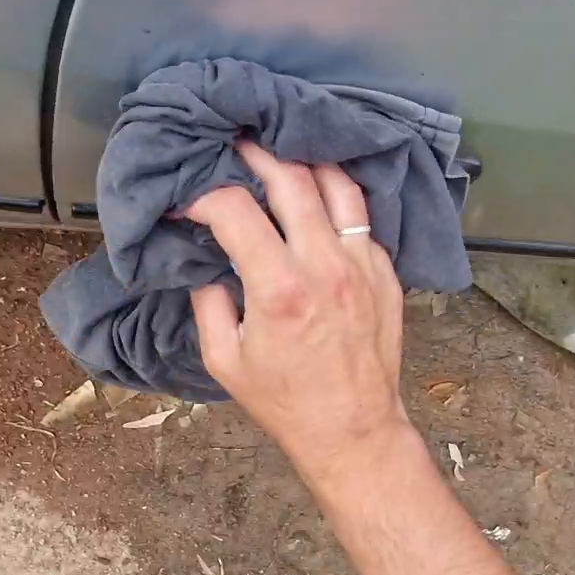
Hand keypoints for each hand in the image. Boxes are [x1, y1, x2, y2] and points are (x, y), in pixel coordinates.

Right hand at [186, 142, 411, 480]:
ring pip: (337, 183)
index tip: (190, 202)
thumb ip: (210, 301)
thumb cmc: (283, 401)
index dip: (205, 196)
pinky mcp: (384, 272)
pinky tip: (318, 193)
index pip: (236, 211)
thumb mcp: (224, 360)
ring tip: (281, 152)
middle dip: (256, 155)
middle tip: (236, 146)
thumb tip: (209, 261)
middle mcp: (325, 266)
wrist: (350, 427)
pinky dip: (336, 195)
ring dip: (304, 160)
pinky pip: (361, 215)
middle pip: (291, 179)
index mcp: (279, 290)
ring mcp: (362, 265)